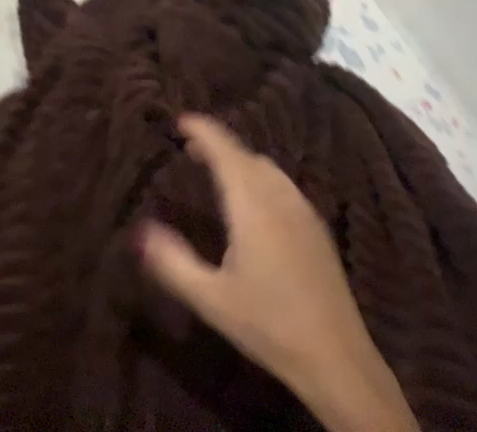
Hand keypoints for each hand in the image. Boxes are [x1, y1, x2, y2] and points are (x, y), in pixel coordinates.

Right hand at [137, 114, 419, 431]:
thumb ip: (173, 262)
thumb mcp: (210, 299)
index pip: (226, 151)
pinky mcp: (317, 228)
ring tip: (216, 172)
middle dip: (218, 145)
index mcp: (253, 205)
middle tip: (190, 150)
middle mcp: (280, 197)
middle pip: (247, 156)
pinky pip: (283, 185)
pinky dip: (259, 178)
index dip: (203, 130)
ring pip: (268, 169)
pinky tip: (251, 204)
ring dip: (241, 162)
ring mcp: (304, 211)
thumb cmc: (267, 325)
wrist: (335, 355)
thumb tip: (141, 231)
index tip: (181, 120)